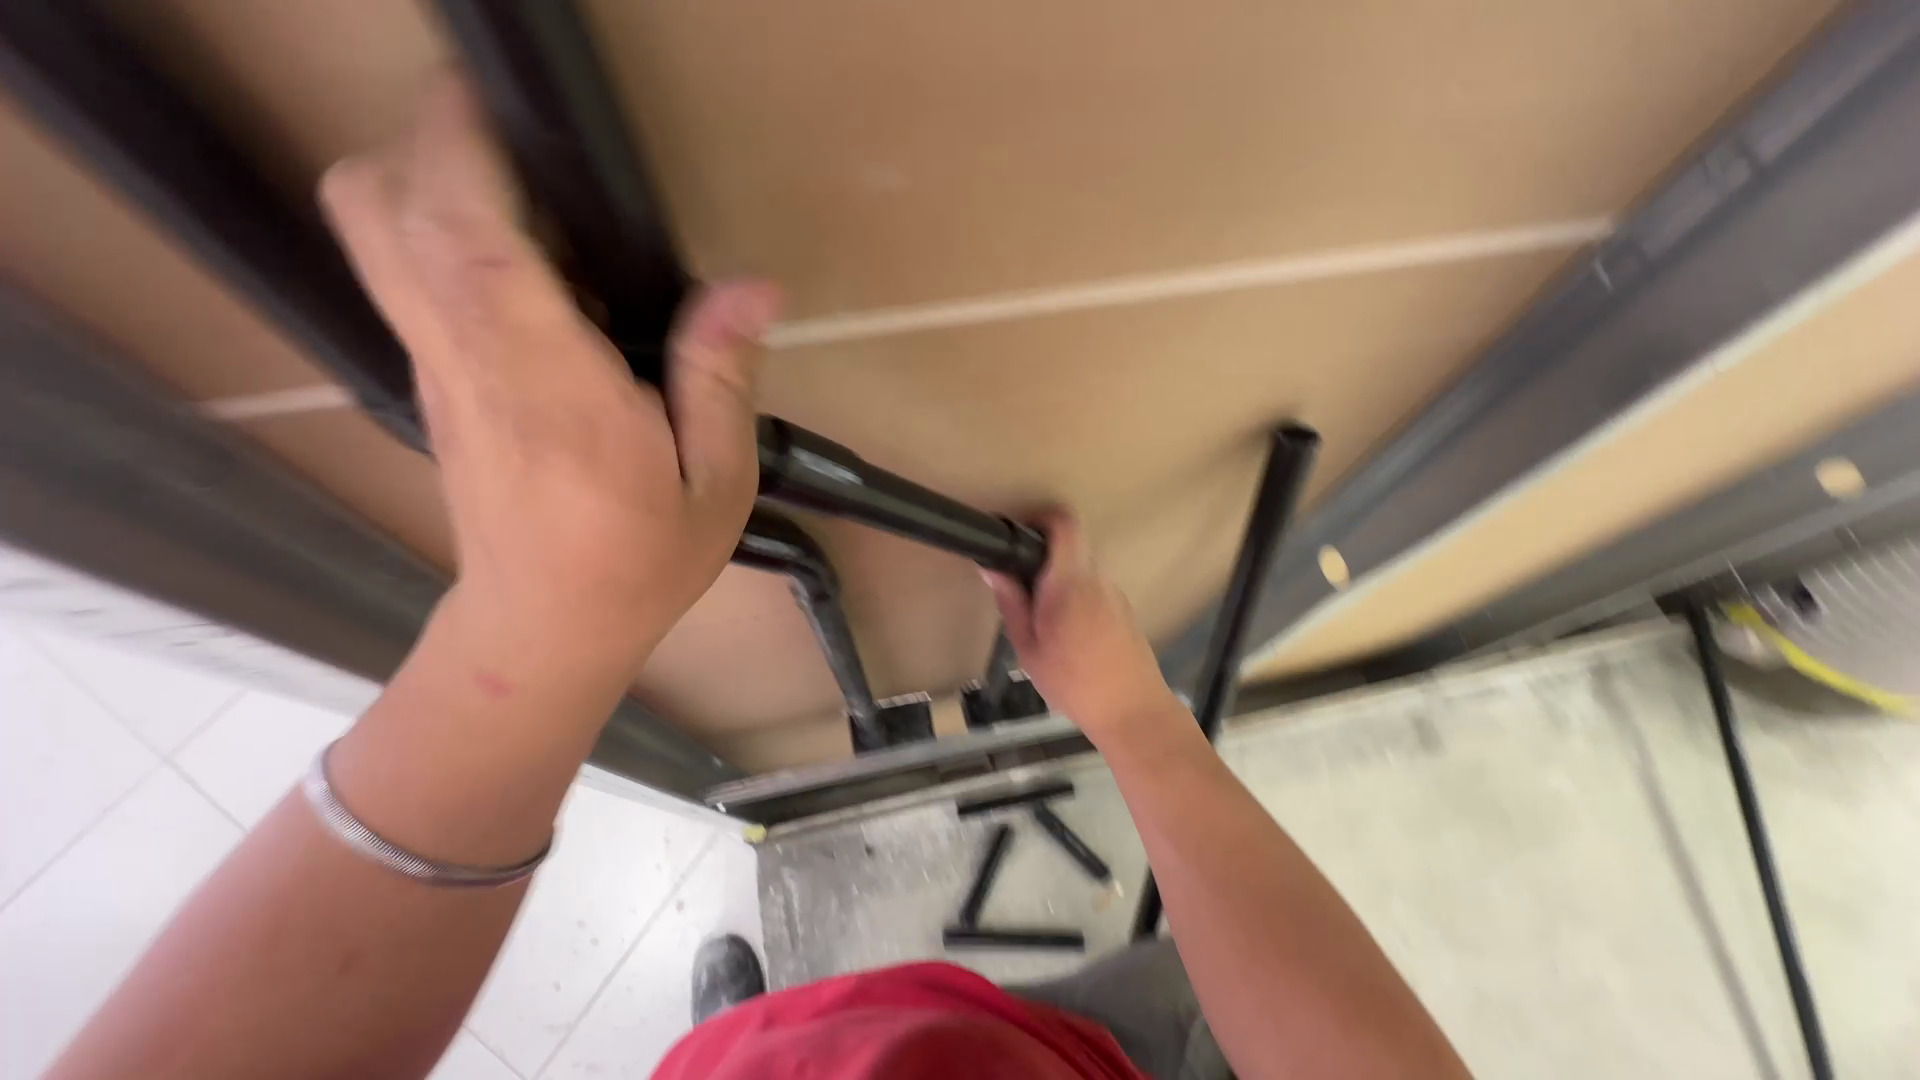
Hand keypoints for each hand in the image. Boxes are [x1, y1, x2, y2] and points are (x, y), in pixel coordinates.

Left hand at [318, 76, 778, 679]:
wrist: (545, 628)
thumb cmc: (638, 563)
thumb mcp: (715, 482)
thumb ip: (722, 378)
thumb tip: (755, 291)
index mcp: (550, 387)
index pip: (471, 241)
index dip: (463, 148)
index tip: (496, 97)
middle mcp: (471, 364)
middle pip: (385, 213)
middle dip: (426, 141)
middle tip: (519, 143)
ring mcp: (437, 372)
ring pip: (378, 238)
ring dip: (426, 182)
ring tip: (523, 194)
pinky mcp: (433, 384)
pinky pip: (409, 279)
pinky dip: (440, 236)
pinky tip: (525, 267)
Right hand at [983, 512, 1182, 738]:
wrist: (1132, 711)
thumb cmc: (1074, 683)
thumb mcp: (1028, 647)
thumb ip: (1012, 602)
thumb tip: (992, 567)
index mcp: (1070, 581)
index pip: (1063, 523)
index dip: (1038, 517)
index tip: (1015, 534)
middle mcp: (1097, 578)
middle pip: (1070, 546)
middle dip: (1042, 557)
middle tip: (1017, 584)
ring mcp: (1115, 593)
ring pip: (1081, 569)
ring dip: (1059, 580)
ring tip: (1040, 618)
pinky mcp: (1124, 610)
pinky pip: (1094, 589)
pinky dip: (1075, 597)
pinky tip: (1066, 634)